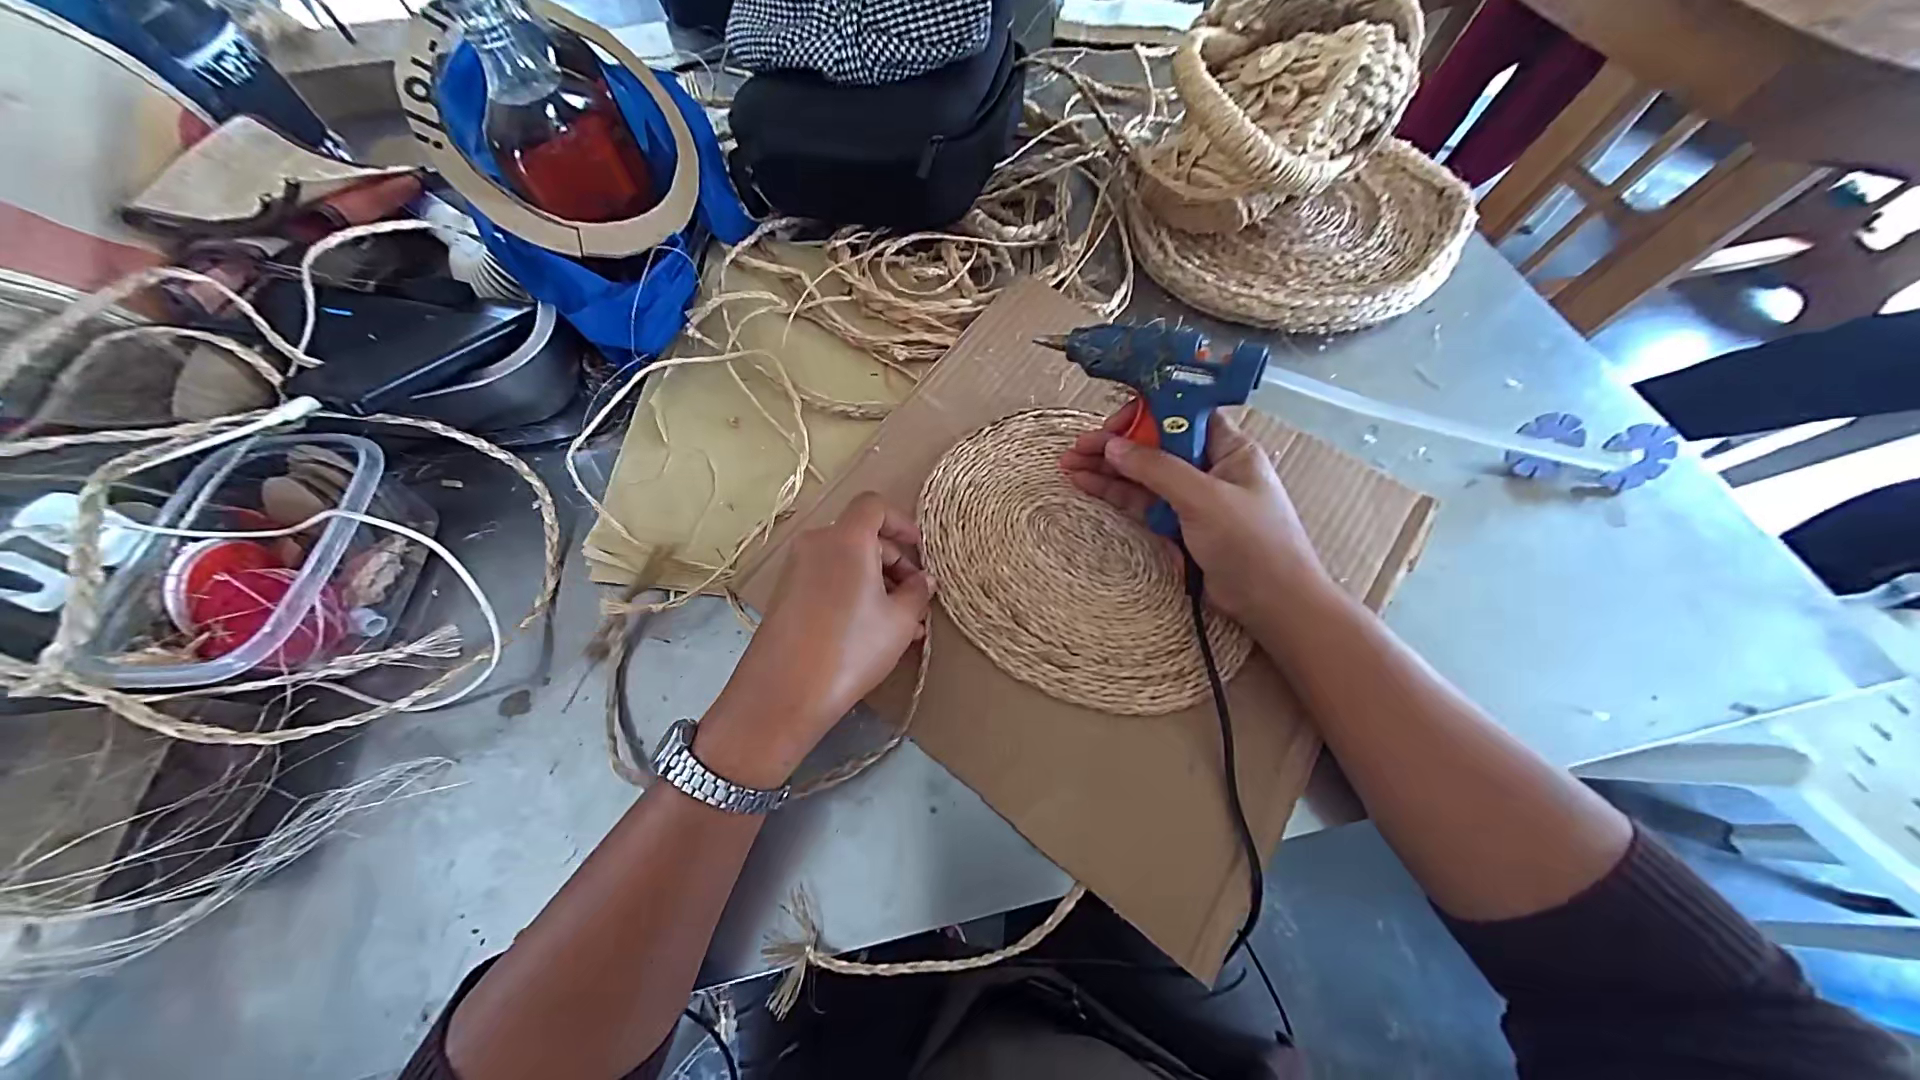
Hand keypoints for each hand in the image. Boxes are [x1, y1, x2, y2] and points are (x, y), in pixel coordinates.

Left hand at [696, 492, 934, 788]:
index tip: (921, 551)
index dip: (902, 523)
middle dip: (895, 562)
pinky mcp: (786, 593)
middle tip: (917, 598)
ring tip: (903, 623)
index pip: (874, 506)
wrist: (784, 692)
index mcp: (847, 539)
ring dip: (877, 582)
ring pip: (847, 561)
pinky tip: (872, 629)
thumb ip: (917, 592)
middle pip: (863, 536)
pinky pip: (829, 579)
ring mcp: (796, 568)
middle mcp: (817, 543)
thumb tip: (923, 581)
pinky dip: (853, 592)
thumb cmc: (852, 648)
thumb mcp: (899, 621)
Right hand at [1058, 400, 1330, 629]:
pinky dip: (1116, 493)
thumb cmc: (1254, 545)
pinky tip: (1087, 485)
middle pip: (1155, 445)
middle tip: (1078, 448)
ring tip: (1069, 466)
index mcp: (1229, 449)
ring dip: (1108, 469)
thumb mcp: (1205, 499)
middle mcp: (1209, 467)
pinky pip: (1142, 501)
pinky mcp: (1179, 524)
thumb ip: (1158, 469)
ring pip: (1143, 474)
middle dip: (1116, 444)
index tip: (1113, 424)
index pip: (1182, 415)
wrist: (1274, 605)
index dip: (1146, 414)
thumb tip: (1113, 446)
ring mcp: (1192, 497)